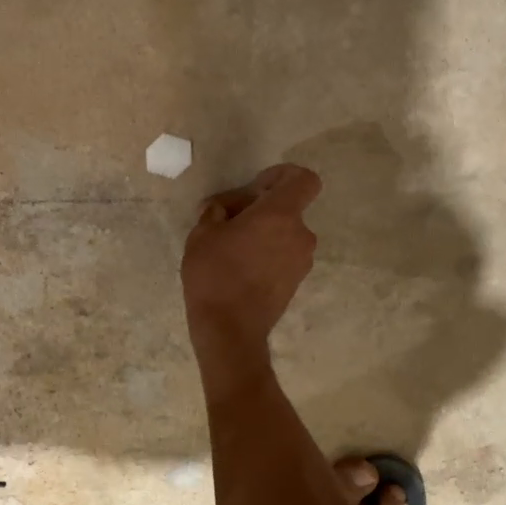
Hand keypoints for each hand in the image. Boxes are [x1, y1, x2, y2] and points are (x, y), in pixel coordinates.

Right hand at [181, 163, 322, 344]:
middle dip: (257, 208)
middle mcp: (300, 234)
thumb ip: (216, 212)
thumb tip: (222, 210)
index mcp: (280, 215)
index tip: (255, 187)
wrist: (230, 329)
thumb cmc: (214, 274)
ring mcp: (301, 261)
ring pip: (283, 232)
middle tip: (223, 220)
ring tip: (227, 246)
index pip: (304, 180)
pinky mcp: (295, 281)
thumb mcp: (202, 234)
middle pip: (287, 208)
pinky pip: (282, 254)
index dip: (282, 175)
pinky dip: (265, 252)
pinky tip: (237, 266)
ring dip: (260, 232)